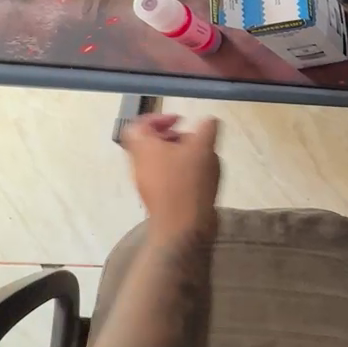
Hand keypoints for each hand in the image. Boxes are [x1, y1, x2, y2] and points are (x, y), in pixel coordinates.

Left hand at [120, 114, 220, 237]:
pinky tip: (201, 177)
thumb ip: (206, 128)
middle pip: (149, 143)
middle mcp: (139, 164)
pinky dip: (180, 171)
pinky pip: (166, 177)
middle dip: (172, 137)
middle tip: (192, 139)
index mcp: (144, 148)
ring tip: (201, 158)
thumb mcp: (203, 148)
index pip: (138, 125)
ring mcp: (146, 183)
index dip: (158, 118)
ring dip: (178, 154)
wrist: (182, 228)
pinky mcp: (158, 198)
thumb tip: (208, 121)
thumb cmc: (189, 183)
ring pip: (159, 160)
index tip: (180, 121)